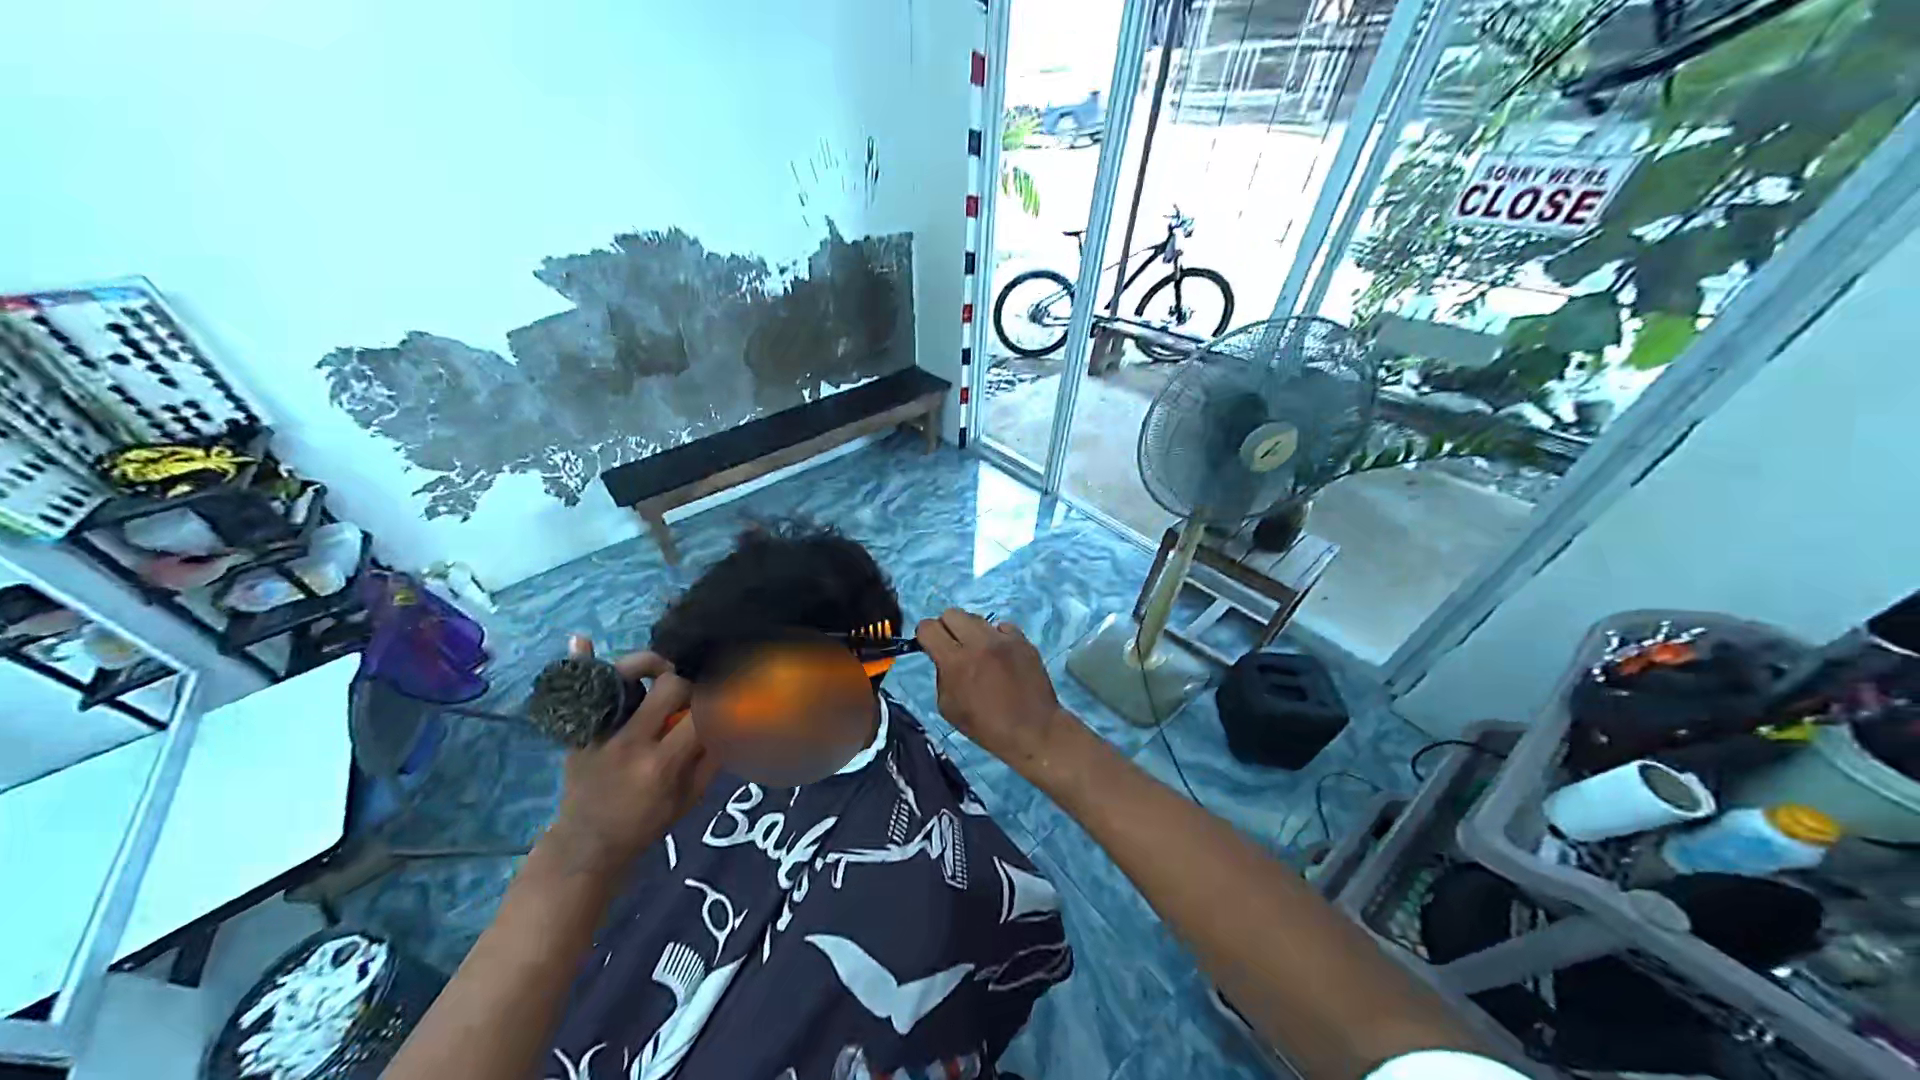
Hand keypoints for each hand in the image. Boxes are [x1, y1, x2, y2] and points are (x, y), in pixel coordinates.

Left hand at [541, 637, 718, 876]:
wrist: (587, 843)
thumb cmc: (647, 823)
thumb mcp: (690, 798)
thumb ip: (713, 756)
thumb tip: (733, 716)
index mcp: (662, 764)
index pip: (701, 715)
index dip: (721, 699)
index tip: (732, 692)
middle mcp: (629, 742)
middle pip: (670, 685)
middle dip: (689, 683)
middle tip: (692, 694)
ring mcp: (599, 734)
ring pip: (626, 677)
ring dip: (651, 667)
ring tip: (661, 673)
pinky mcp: (578, 731)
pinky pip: (579, 689)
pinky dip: (580, 664)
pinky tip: (583, 640)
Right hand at [915, 609, 1078, 773]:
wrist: (1032, 730)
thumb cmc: (986, 726)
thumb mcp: (948, 706)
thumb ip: (941, 674)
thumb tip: (943, 657)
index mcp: (956, 662)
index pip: (928, 628)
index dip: (925, 636)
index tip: (930, 646)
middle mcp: (979, 643)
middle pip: (951, 613)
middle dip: (947, 628)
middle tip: (954, 647)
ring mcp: (1004, 639)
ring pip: (977, 618)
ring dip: (972, 633)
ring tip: (979, 653)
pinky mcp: (1023, 640)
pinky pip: (1002, 627)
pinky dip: (996, 638)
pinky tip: (1000, 656)